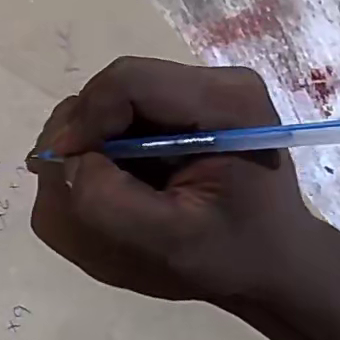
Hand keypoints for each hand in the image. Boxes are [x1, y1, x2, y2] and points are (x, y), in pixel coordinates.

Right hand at [30, 57, 322, 308]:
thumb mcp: (168, 243)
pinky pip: (125, 107)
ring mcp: (202, 88)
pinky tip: (120, 172)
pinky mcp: (187, 102)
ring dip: (95, 135)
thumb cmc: (231, 255)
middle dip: (86, 129)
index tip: (64, 165)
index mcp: (225, 103)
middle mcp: (215, 80)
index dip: (86, 119)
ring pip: (116, 93)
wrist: (275, 259)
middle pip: (119, 83)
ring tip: (99, 179)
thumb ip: (109, 203)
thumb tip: (68, 163)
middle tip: (75, 177)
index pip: (129, 81)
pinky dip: (107, 139)